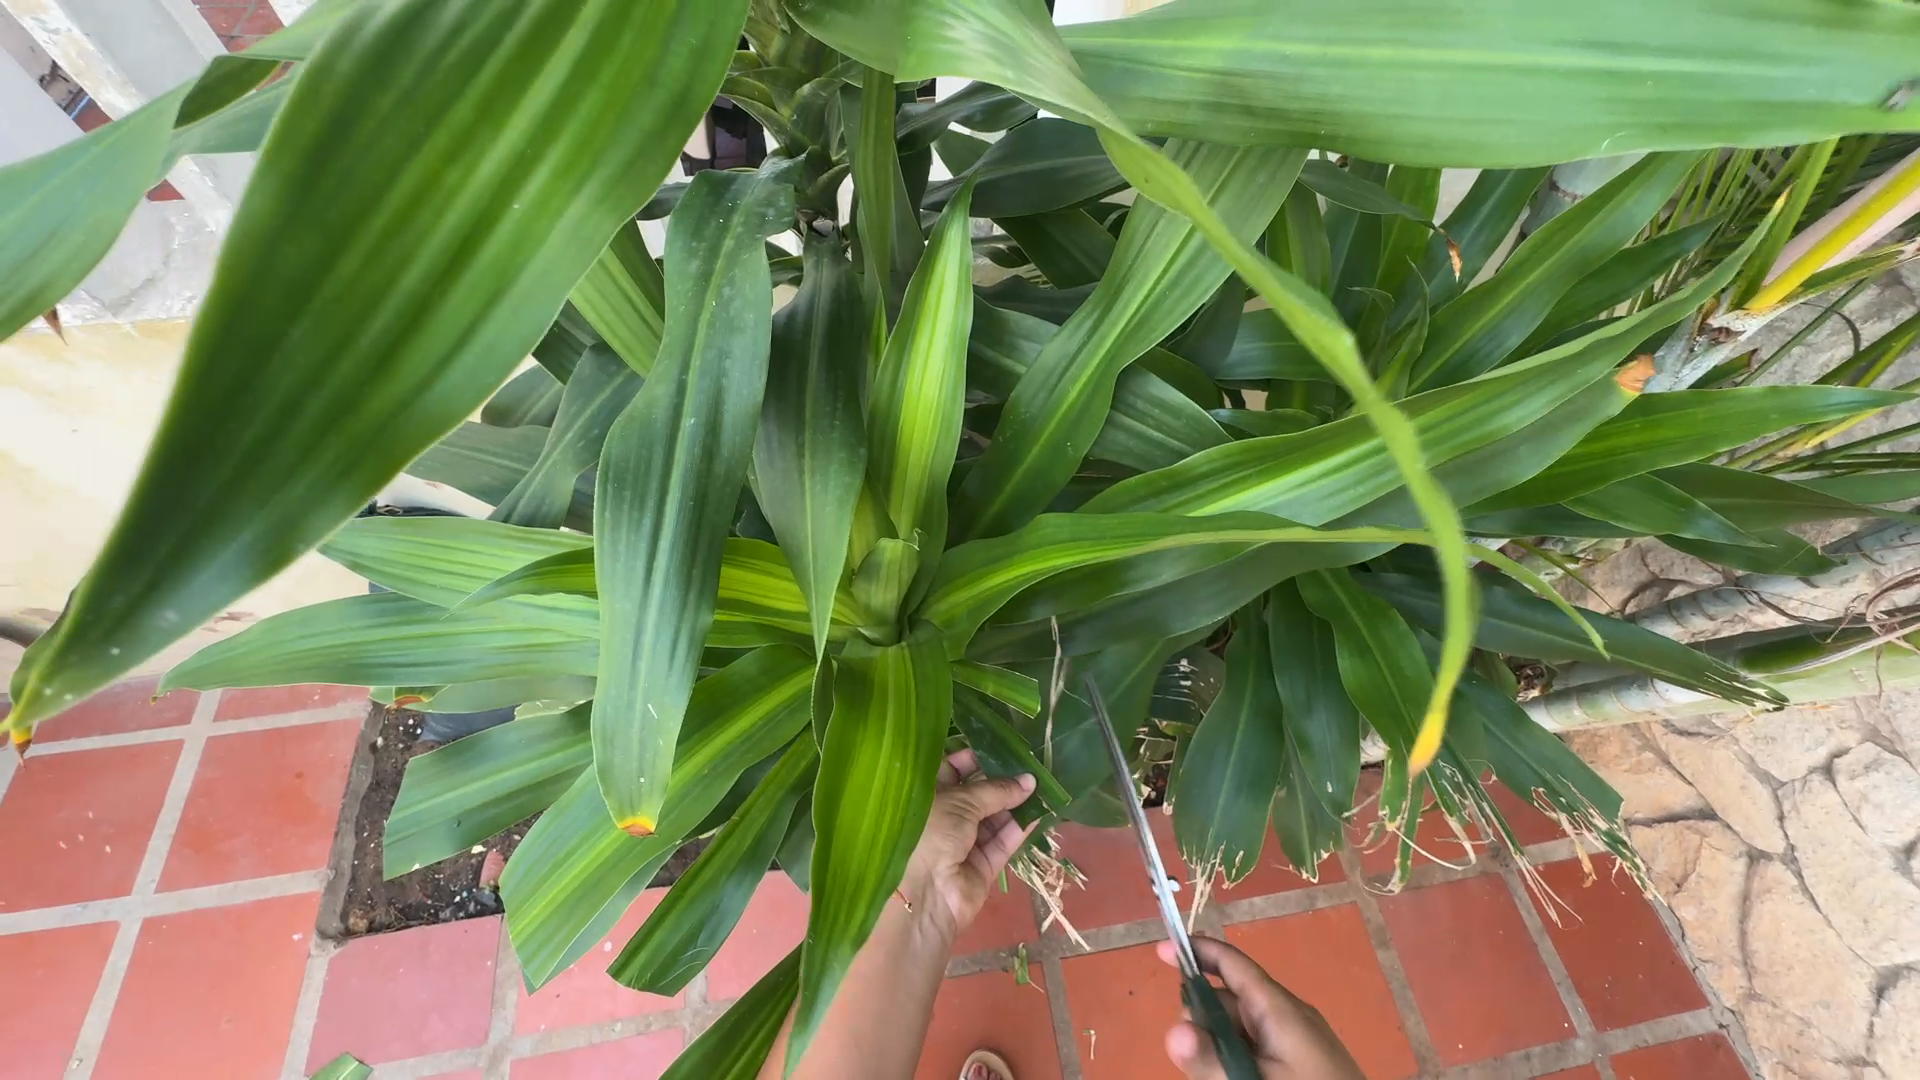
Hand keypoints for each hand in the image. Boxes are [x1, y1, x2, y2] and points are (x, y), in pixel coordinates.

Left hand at [899, 750, 1036, 942]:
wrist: (925, 893)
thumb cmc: (930, 831)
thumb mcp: (960, 801)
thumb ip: (996, 790)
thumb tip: (1029, 779)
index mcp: (926, 797)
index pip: (950, 771)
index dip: (971, 760)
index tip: (997, 748)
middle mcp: (943, 818)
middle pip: (976, 795)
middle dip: (1000, 781)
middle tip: (1027, 763)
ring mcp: (963, 844)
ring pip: (993, 818)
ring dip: (1014, 803)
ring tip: (1040, 784)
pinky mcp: (982, 866)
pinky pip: (1003, 842)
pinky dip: (1019, 828)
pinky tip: (1039, 810)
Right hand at [1157, 936, 1365, 1079]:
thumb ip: (1211, 1062)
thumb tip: (1171, 1030)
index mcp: (1279, 1008)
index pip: (1231, 963)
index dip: (1196, 952)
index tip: (1161, 951)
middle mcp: (1287, 1017)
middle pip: (1228, 1001)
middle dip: (1202, 1021)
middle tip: (1192, 1060)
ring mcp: (1299, 1045)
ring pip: (1240, 1032)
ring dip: (1219, 1050)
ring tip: (1214, 1077)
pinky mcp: (1305, 1070)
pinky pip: (1258, 1054)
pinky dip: (1238, 1064)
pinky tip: (1232, 1079)